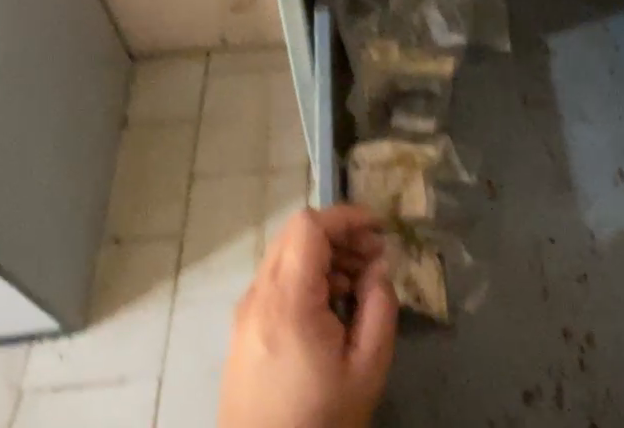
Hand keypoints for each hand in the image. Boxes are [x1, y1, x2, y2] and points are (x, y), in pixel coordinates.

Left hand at [219, 206, 397, 427]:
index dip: (346, 217)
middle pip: (296, 235)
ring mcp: (245, 314)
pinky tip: (332, 308)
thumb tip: (378, 266)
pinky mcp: (243, 331)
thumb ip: (379, 306)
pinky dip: (306, 278)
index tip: (380, 230)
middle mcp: (258, 297)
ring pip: (285, 256)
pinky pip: (276, 282)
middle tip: (375, 258)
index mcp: (287, 301)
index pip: (309, 226)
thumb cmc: (321, 421)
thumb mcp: (367, 367)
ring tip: (359, 286)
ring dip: (324, 257)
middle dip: (339, 235)